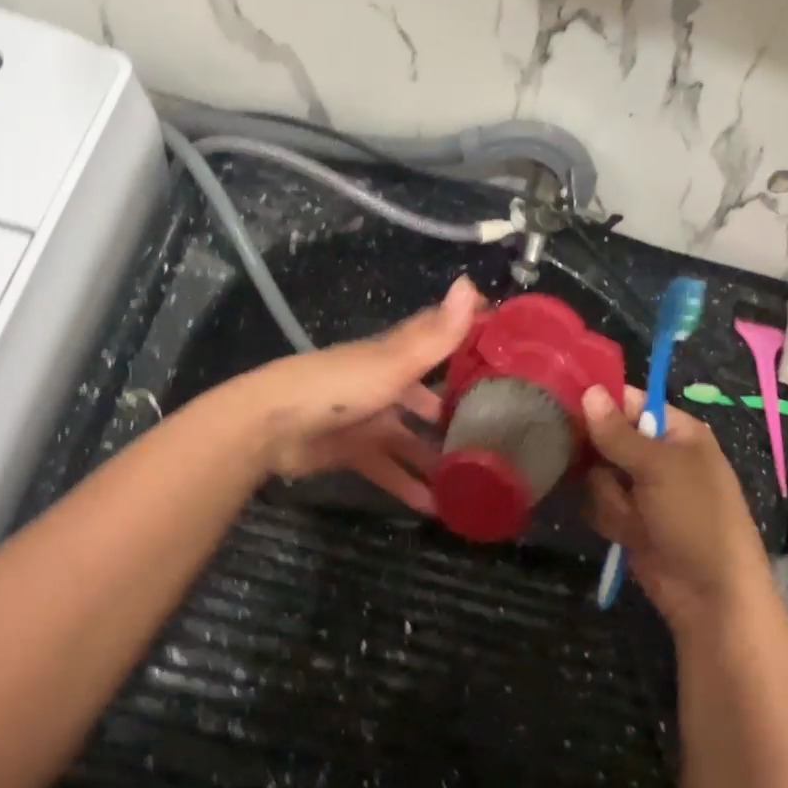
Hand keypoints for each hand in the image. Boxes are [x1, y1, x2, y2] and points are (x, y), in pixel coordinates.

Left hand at [230, 276, 483, 511]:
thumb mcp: (395, 361)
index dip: (468, 340)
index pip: (437, 340)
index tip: (512, 353)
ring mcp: (367, 419)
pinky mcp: (352, 451)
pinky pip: (387, 469)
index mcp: (394, 356)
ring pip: (409, 438)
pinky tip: (434, 506)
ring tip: (473, 480)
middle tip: (498, 435)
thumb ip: (436, 334)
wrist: (275, 425)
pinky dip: (407, 485)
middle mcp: (383, 384)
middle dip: (456, 413)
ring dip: (435, 457)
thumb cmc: (340, 387)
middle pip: (426, 397)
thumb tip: (471, 282)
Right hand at [581, 385, 770, 631]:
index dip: (598, 402)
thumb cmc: (696, 519)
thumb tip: (589, 391)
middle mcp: (657, 455)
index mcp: (677, 432)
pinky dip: (609, 518)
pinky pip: (598, 504)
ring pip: (596, 474)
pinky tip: (627, 534)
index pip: (628, 402)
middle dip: (599, 458)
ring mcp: (641, 489)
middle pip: (604, 437)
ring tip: (632, 516)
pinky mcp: (628, 519)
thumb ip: (618, 433)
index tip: (563, 403)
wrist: (710, 595)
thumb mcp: (659, 468)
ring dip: (608, 496)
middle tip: (594, 466)